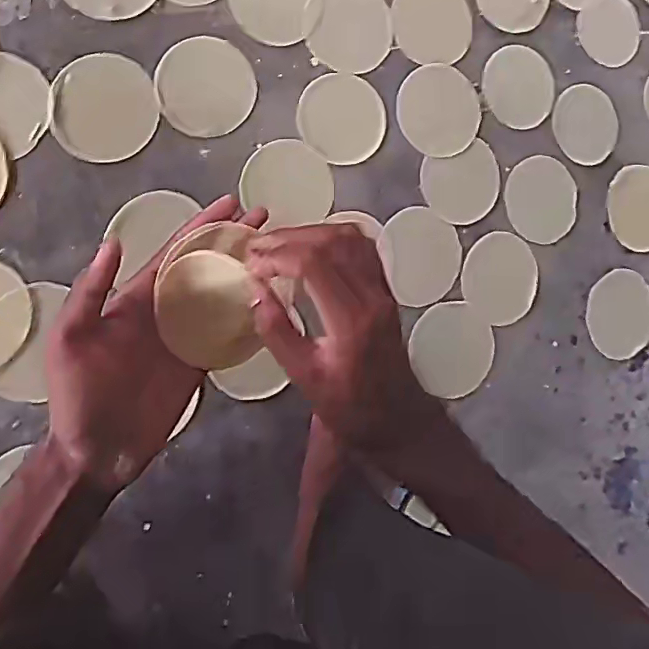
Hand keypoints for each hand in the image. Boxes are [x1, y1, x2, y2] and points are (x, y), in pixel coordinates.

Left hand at [42, 195, 265, 493]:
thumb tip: (113, 242)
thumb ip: (91, 292)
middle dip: (232, 239)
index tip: (230, 204)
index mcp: (136, 297)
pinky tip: (270, 301)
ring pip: (220, 294)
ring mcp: (184, 336)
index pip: (175, 252)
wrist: (94, 450)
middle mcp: (165, 309)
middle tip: (263, 218)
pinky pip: (227, 332)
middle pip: (205, 265)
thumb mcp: (71, 339)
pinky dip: (248, 315)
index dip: (202, 226)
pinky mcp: (198, 363)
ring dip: (245, 271)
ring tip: (275, 252)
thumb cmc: (77, 393)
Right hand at [245, 224, 449, 465]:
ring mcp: (384, 290)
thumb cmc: (349, 406)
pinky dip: (335, 236)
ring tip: (279, 243)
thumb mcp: (304, 378)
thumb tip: (255, 292)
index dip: (278, 255)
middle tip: (258, 247)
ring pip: (351, 238)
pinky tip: (312, 243)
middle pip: (332, 243)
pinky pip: (364, 247)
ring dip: (312, 232)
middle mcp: (373, 297)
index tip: (252, 264)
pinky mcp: (386, 289)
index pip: (314, 264)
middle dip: (289, 238)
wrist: (396, 416)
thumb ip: (278, 333)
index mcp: (352, 321)